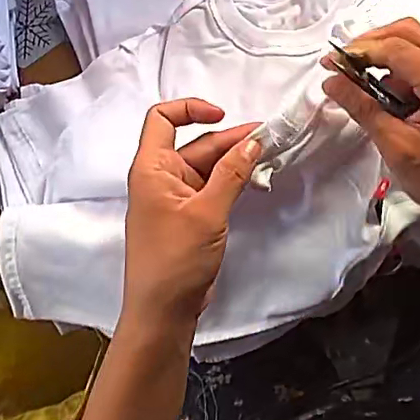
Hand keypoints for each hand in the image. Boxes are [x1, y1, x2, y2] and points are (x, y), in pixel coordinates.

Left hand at [122, 99, 260, 333]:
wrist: (163, 311)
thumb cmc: (175, 259)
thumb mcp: (207, 213)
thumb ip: (230, 175)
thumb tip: (252, 141)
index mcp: (151, 168)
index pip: (162, 118)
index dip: (190, 108)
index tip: (222, 115)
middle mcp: (160, 177)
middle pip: (194, 143)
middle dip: (228, 139)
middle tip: (267, 137)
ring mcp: (175, 197)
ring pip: (206, 166)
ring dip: (233, 160)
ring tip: (267, 154)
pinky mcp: (188, 216)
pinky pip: (210, 187)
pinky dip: (230, 180)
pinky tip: (254, 177)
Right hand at [321, 18, 419, 232]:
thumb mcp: (397, 146)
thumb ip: (363, 108)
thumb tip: (332, 81)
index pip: (397, 47)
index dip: (360, 51)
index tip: (331, 65)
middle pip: (409, 32)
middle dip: (371, 43)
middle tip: (343, 65)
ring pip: (415, 45)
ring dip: (384, 58)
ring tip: (361, 88)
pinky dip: (397, 72)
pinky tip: (384, 99)